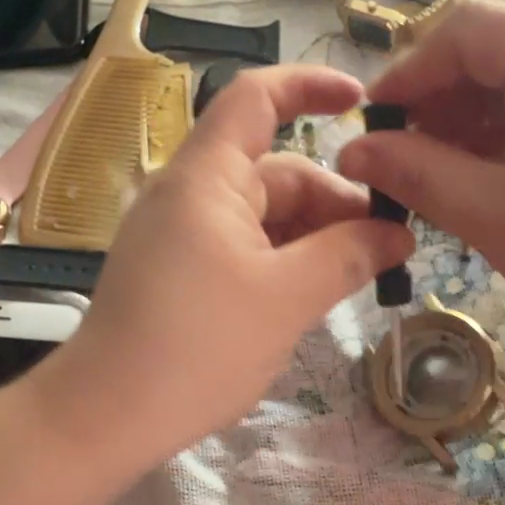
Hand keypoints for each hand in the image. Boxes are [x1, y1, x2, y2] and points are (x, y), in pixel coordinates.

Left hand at [47, 65, 413, 465]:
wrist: (105, 418)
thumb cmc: (197, 348)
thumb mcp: (286, 299)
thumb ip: (348, 256)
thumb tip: (399, 235)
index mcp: (205, 177)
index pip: (256, 98)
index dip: (311, 87)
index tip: (363, 104)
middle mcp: (189, 193)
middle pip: (275, 171)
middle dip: (334, 200)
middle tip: (387, 246)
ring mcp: (180, 234)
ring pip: (263, 215)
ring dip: (313, 237)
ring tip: (359, 276)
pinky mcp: (178, 272)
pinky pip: (243, 246)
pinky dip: (283, 260)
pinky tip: (314, 293)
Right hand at [336, 0, 504, 354]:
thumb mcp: (492, 216)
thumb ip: (416, 175)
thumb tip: (350, 152)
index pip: (473, 28)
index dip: (413, 67)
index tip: (375, 121)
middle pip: (490, 48)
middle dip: (433, 95)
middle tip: (397, 152)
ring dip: (456, 119)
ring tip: (424, 171)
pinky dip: (488, 137)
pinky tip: (463, 176)